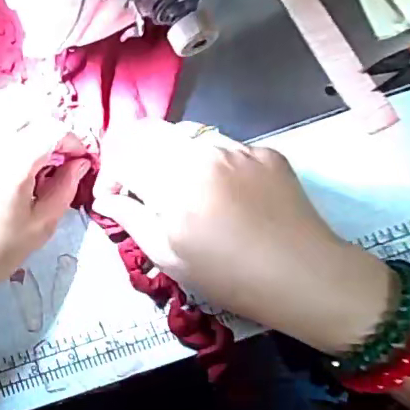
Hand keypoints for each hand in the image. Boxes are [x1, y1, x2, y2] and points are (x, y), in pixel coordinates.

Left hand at [0, 87, 88, 322]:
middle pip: (24, 103)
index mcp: (15, 162)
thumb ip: (63, 189)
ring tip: (17, 134)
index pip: (53, 127)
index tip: (77, 157)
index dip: (73, 139)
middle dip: (46, 119)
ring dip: (9, 109)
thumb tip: (77, 164)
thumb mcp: (40, 228)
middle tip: (51, 146)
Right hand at [91, 119, 390, 353]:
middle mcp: (203, 152)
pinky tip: (224, 194)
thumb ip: (132, 220)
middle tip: (143, 187)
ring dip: (173, 156)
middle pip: (153, 133)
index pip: (124, 157)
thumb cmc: (228, 276)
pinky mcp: (265, 152)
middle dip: (138, 155)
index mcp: (173, 180)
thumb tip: (105, 198)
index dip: (112, 175)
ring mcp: (238, 148)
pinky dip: (212, 163)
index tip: (118, 197)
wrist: (304, 274)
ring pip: (189, 135)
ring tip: (185, 192)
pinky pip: (226, 146)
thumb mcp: (169, 257)